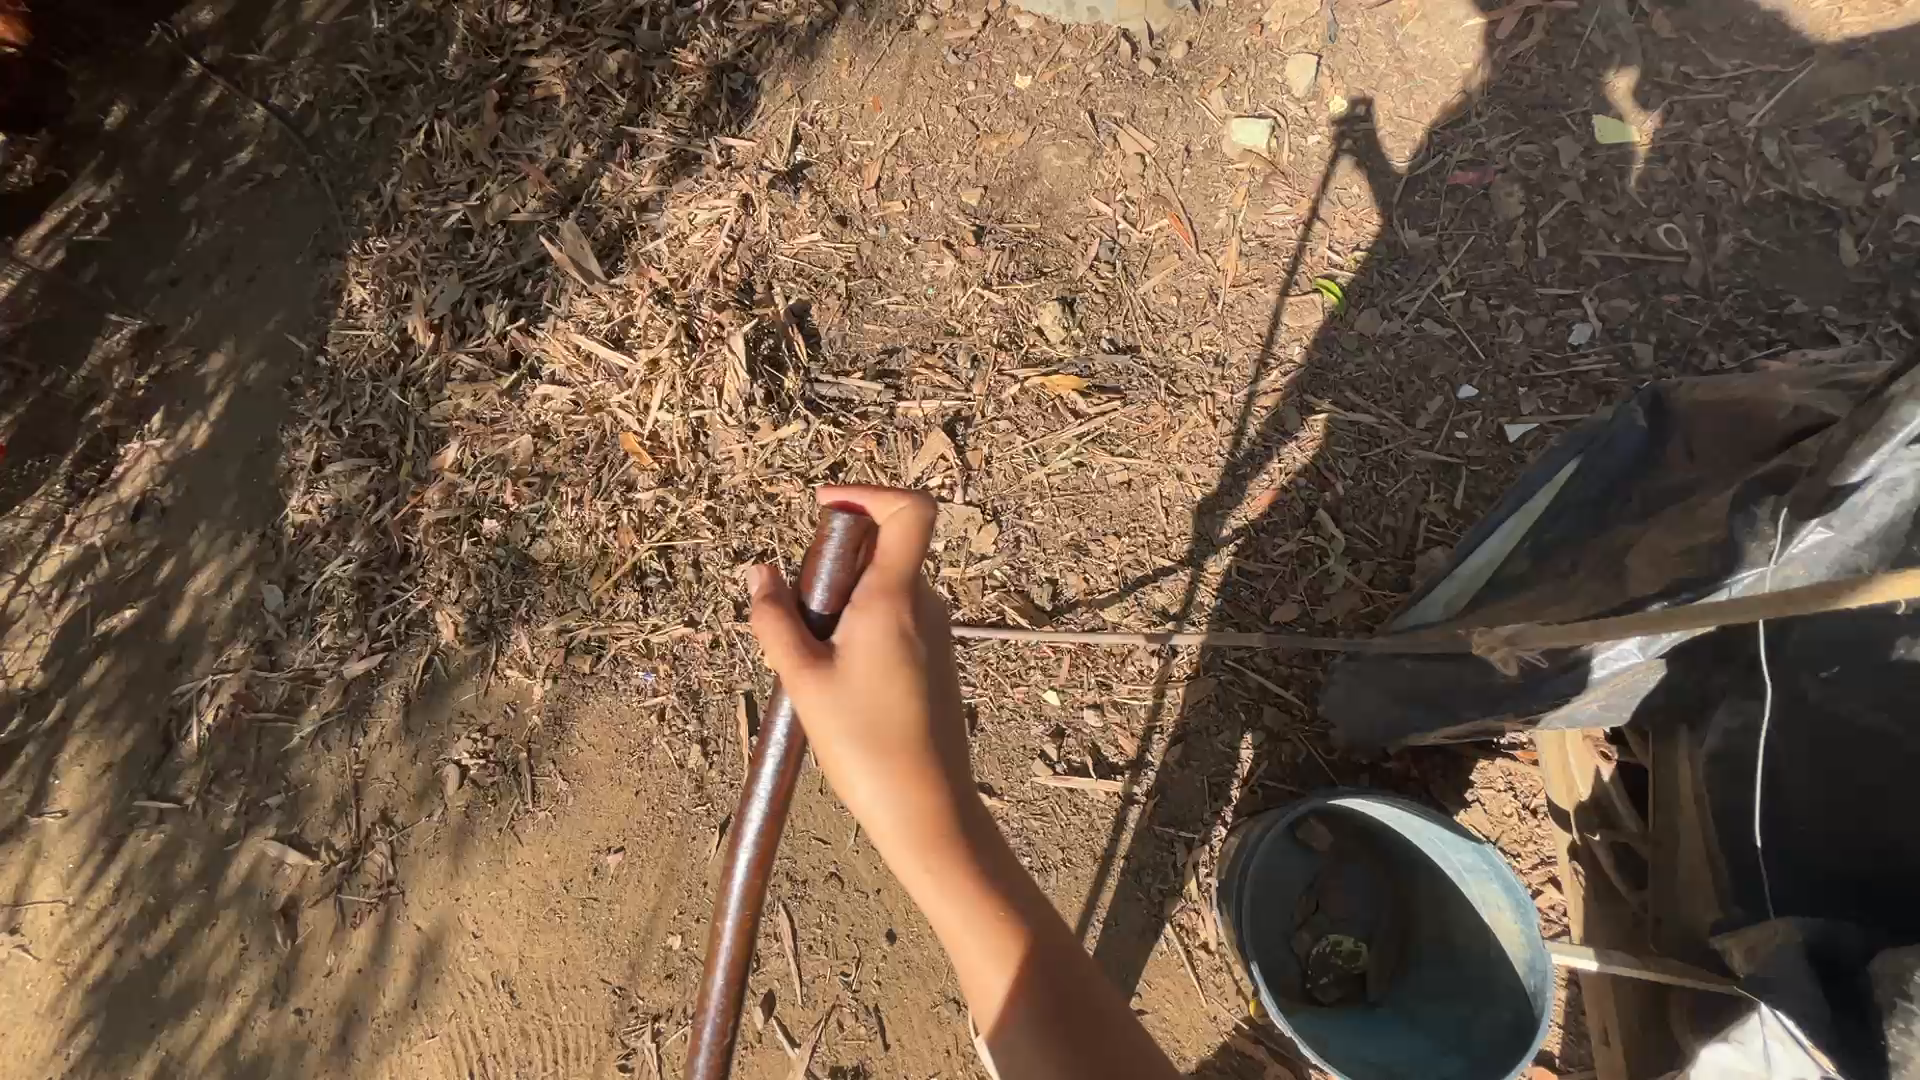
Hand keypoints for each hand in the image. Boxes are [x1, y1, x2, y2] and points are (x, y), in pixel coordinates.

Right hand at [746, 486, 976, 863]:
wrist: (927, 805)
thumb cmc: (863, 743)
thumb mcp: (803, 679)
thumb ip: (775, 619)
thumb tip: (759, 572)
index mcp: (897, 596)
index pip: (911, 509)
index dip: (869, 494)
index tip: (824, 508)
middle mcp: (926, 603)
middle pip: (882, 547)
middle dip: (833, 564)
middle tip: (804, 619)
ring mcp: (936, 629)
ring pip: (883, 585)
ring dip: (842, 601)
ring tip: (818, 663)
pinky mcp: (937, 655)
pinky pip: (894, 615)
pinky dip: (860, 624)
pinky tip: (841, 680)